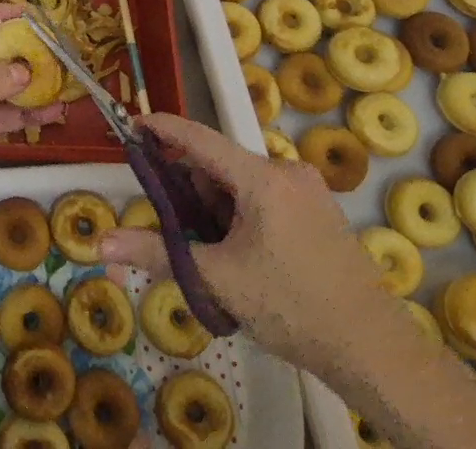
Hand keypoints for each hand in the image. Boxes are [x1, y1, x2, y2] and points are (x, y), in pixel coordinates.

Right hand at [100, 113, 394, 371]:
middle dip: (191, 195)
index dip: (162, 128)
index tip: (130, 124)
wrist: (374, 351)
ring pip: (241, 186)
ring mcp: (309, 191)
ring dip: (216, 211)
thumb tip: (101, 242)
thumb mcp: (217, 278)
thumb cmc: (292, 306)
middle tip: (178, 234)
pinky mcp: (320, 212)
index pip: (199, 139)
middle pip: (219, 167)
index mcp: (263, 178)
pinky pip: (264, 200)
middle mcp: (287, 172)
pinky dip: (240, 218)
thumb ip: (158, 253)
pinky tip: (242, 258)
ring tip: (214, 258)